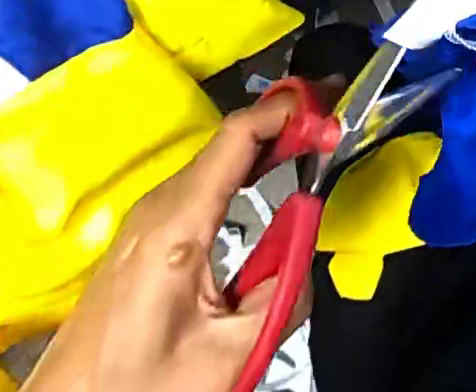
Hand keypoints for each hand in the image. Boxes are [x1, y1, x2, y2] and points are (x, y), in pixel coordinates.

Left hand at [23, 96, 309, 391]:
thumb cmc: (137, 391)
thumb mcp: (231, 354)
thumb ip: (289, 289)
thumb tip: (311, 237)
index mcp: (177, 227)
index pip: (240, 133)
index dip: (293, 112)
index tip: (334, 117)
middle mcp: (159, 208)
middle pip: (234, 135)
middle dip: (292, 117)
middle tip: (338, 115)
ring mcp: (150, 215)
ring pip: (223, 152)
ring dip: (274, 137)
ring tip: (319, 134)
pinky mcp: (150, 229)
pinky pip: (211, 173)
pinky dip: (253, 158)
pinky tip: (277, 163)